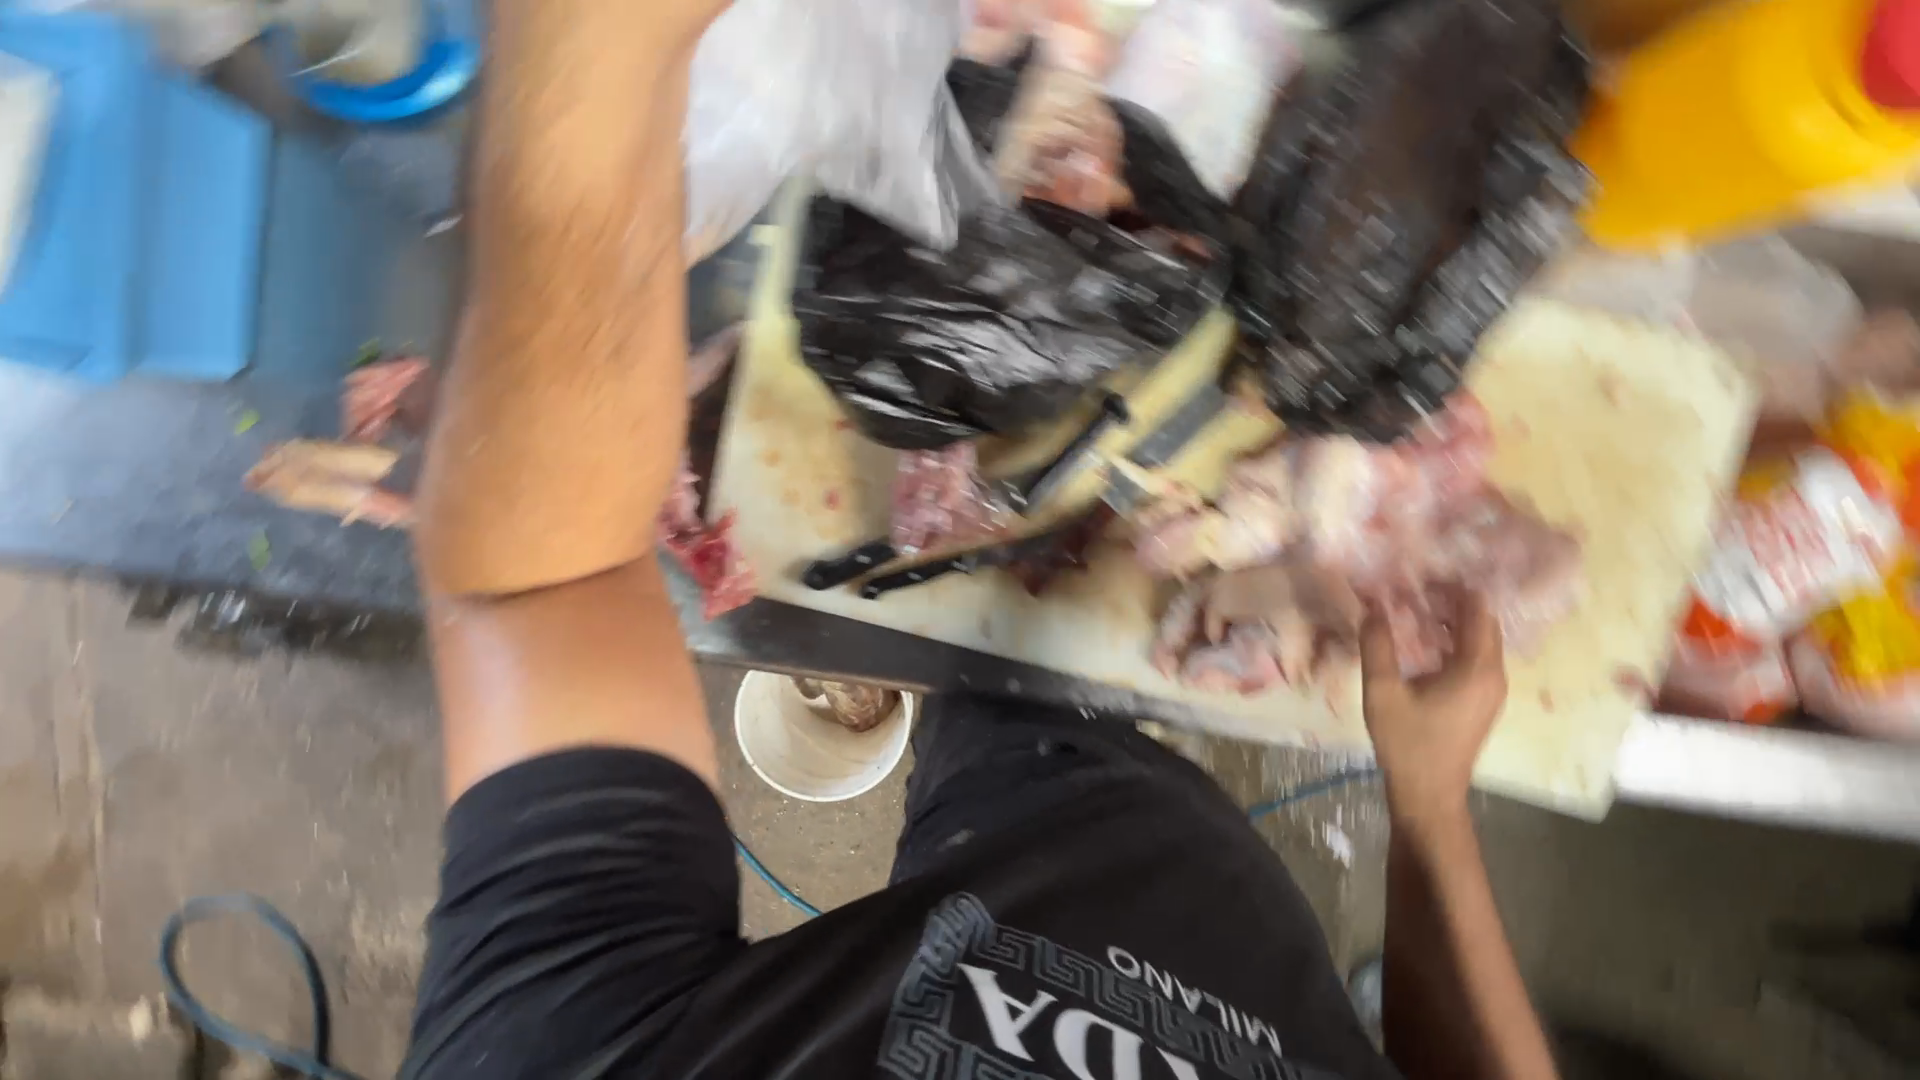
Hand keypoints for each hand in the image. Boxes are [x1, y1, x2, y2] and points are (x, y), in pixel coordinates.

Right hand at [1359, 588, 1507, 829]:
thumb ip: (1378, 646)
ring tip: (1417, 603)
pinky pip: (1474, 658)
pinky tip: (1423, 638)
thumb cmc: (1407, 742)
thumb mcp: (1383, 691)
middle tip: (1418, 583)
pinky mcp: (1480, 701)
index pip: (1477, 613)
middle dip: (1455, 600)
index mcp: (1476, 669)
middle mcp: (1493, 675)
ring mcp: (1490, 690)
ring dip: (1453, 620)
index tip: (1429, 569)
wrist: (1429, 792)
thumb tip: (1372, 608)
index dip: (1457, 588)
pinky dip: (1453, 640)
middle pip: (1483, 624)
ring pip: (1479, 642)